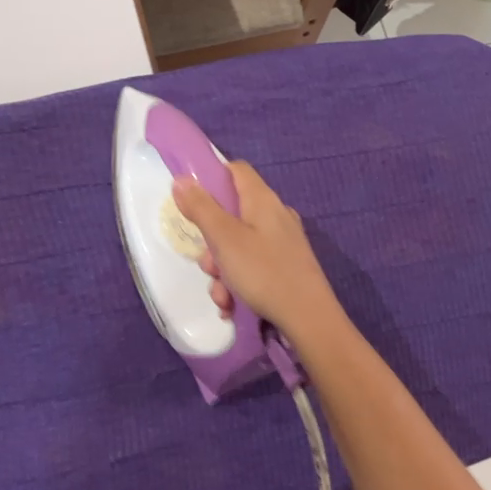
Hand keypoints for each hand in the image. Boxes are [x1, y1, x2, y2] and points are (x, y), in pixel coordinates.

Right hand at [172, 162, 345, 343]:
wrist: (308, 318)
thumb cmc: (263, 272)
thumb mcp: (225, 239)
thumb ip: (201, 208)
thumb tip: (182, 179)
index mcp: (263, 201)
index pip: (236, 170)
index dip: (212, 178)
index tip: (192, 201)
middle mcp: (275, 217)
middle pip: (231, 217)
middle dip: (212, 246)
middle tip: (209, 267)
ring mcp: (282, 245)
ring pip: (238, 249)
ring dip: (223, 274)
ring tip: (224, 298)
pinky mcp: (286, 269)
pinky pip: (252, 269)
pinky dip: (239, 286)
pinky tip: (233, 307)